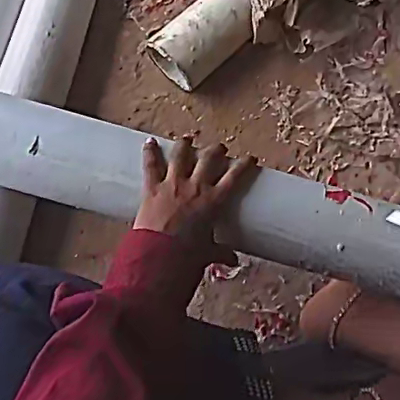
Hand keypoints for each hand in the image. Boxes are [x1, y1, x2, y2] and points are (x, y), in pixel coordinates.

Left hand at [132, 135, 256, 247]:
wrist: (158, 254)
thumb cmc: (186, 255)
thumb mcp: (206, 253)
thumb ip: (220, 253)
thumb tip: (233, 260)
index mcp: (213, 201)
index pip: (234, 177)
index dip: (244, 165)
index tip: (250, 158)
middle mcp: (195, 187)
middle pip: (209, 159)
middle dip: (216, 150)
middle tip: (220, 149)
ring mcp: (173, 184)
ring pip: (181, 156)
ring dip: (185, 145)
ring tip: (188, 139)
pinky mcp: (152, 187)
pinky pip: (151, 165)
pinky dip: (150, 152)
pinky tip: (149, 141)